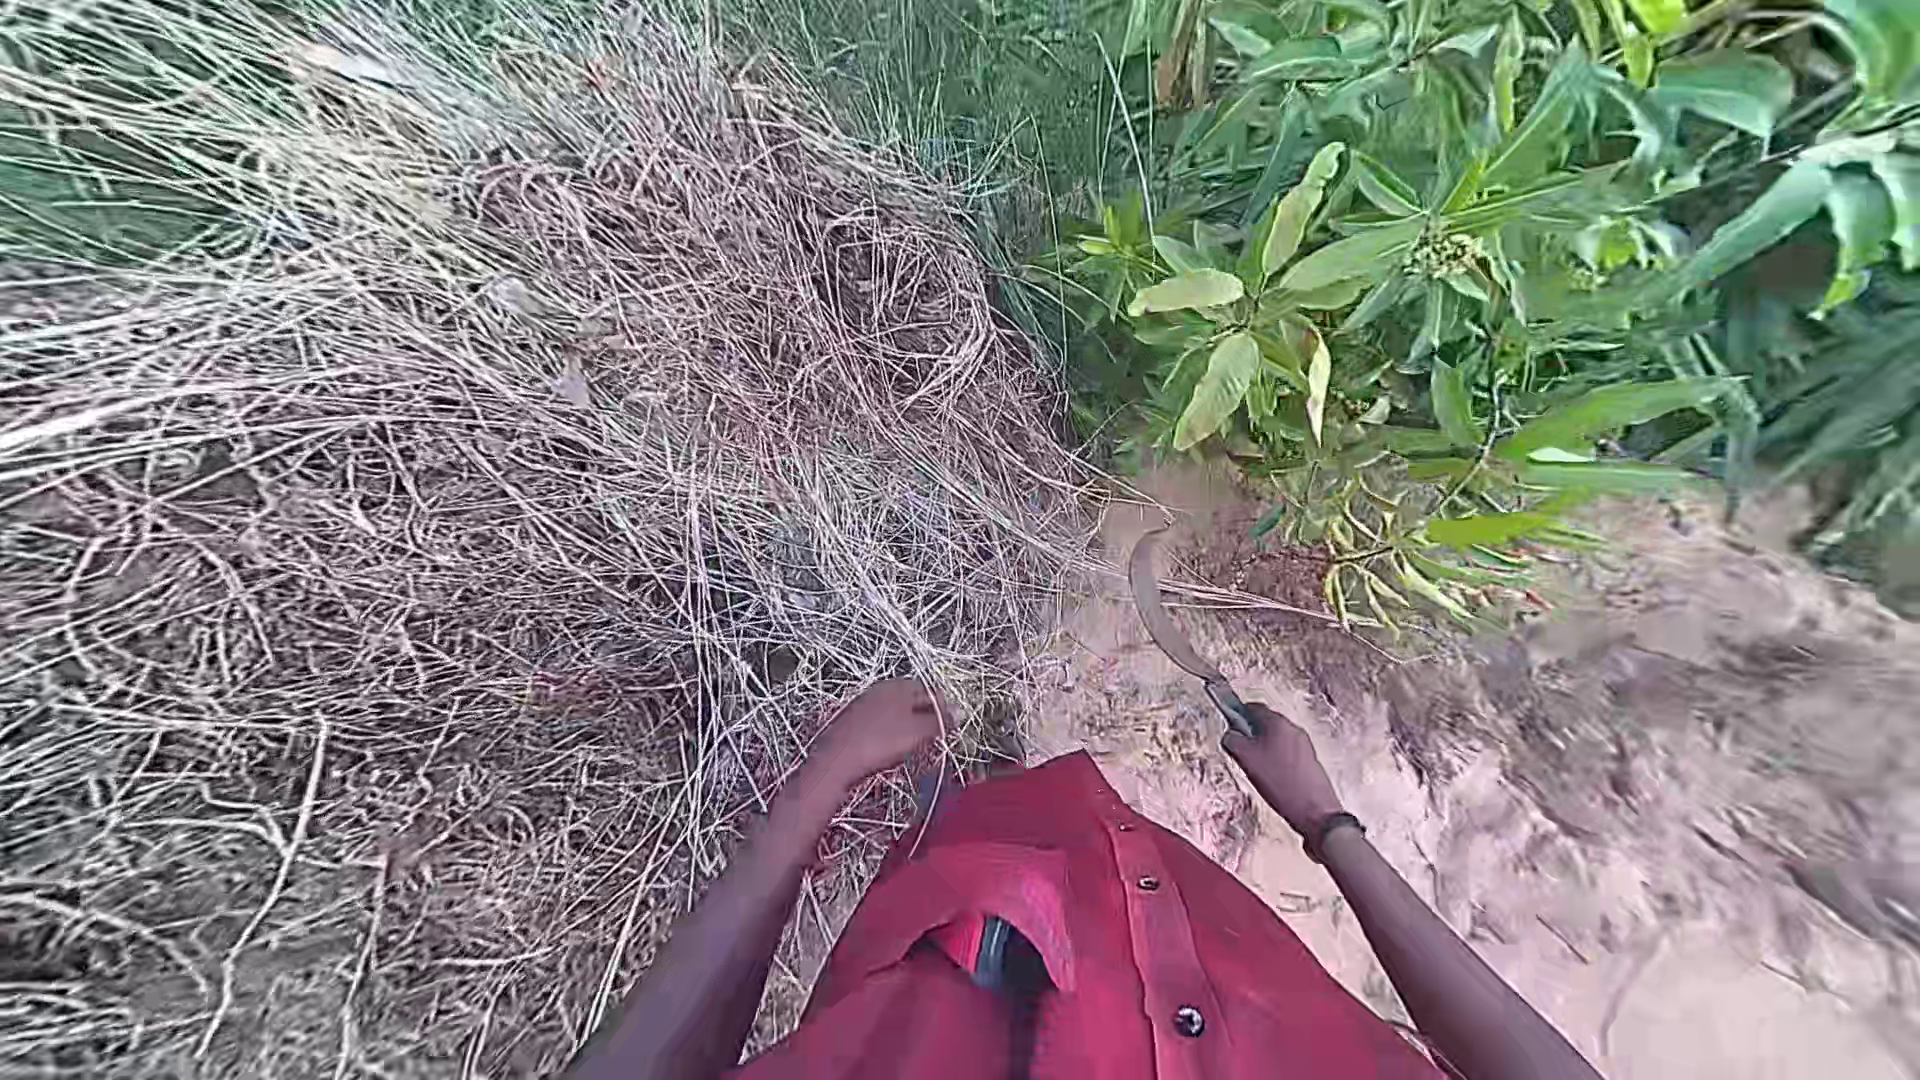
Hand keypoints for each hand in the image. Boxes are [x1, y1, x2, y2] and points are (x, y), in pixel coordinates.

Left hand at [806, 678, 944, 790]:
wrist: (836, 761)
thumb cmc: (880, 742)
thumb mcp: (917, 732)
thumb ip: (940, 721)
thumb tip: (960, 711)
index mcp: (898, 686)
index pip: (929, 690)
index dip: (943, 707)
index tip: (950, 726)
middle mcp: (881, 689)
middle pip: (912, 699)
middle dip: (927, 715)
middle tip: (936, 736)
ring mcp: (865, 704)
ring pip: (896, 710)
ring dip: (910, 724)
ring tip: (916, 743)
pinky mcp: (853, 721)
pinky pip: (881, 721)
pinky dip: (892, 731)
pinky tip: (892, 747)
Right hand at [1221, 702, 1342, 834]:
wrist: (1315, 814)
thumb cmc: (1282, 784)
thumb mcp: (1244, 758)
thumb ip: (1231, 739)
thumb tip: (1230, 735)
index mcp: (1278, 723)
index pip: (1252, 707)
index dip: (1237, 713)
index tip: (1229, 722)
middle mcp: (1294, 730)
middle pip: (1265, 722)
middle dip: (1250, 733)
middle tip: (1239, 748)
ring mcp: (1305, 746)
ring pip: (1276, 739)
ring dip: (1263, 747)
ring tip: (1255, 766)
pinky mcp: (1310, 762)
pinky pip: (1287, 753)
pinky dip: (1276, 759)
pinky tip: (1271, 776)